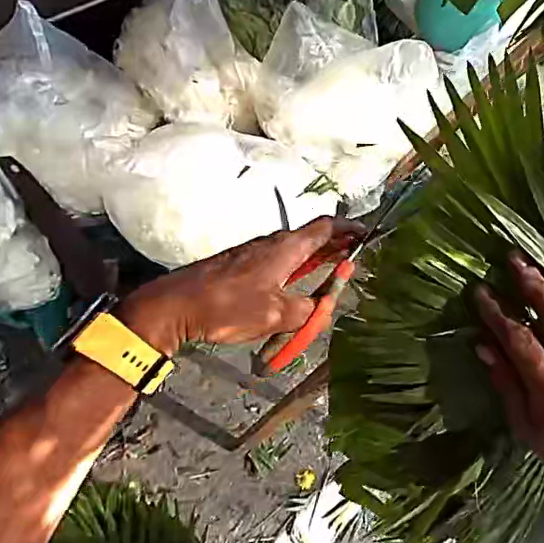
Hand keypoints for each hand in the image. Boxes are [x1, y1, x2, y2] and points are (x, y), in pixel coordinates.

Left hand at [117, 216, 363, 352]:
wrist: (177, 305)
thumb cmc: (228, 306)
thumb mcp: (275, 315)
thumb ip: (305, 310)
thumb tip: (318, 306)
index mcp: (286, 248)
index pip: (326, 227)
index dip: (349, 229)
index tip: (366, 233)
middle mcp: (273, 243)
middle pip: (313, 236)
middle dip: (336, 243)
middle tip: (355, 252)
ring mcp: (255, 252)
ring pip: (295, 248)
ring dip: (317, 256)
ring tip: (333, 267)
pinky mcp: (242, 265)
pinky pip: (280, 259)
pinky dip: (298, 265)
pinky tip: (299, 282)